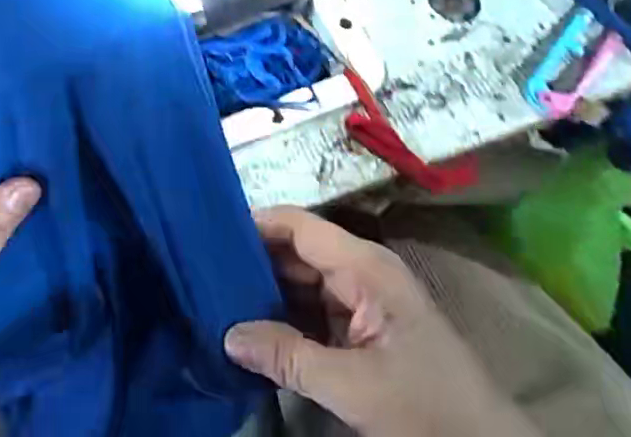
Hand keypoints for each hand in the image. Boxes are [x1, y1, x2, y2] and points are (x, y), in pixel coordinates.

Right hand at [225, 207, 535, 436]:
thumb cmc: (425, 407)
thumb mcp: (354, 387)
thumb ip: (290, 357)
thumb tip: (229, 334)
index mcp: (365, 267)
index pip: (302, 227)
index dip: (259, 223)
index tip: (213, 229)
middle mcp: (363, 272)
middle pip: (301, 251)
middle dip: (257, 259)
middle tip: (205, 269)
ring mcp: (366, 299)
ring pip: (306, 282)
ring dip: (269, 291)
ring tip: (219, 294)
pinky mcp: (366, 328)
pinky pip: (318, 310)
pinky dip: (288, 317)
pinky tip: (256, 328)